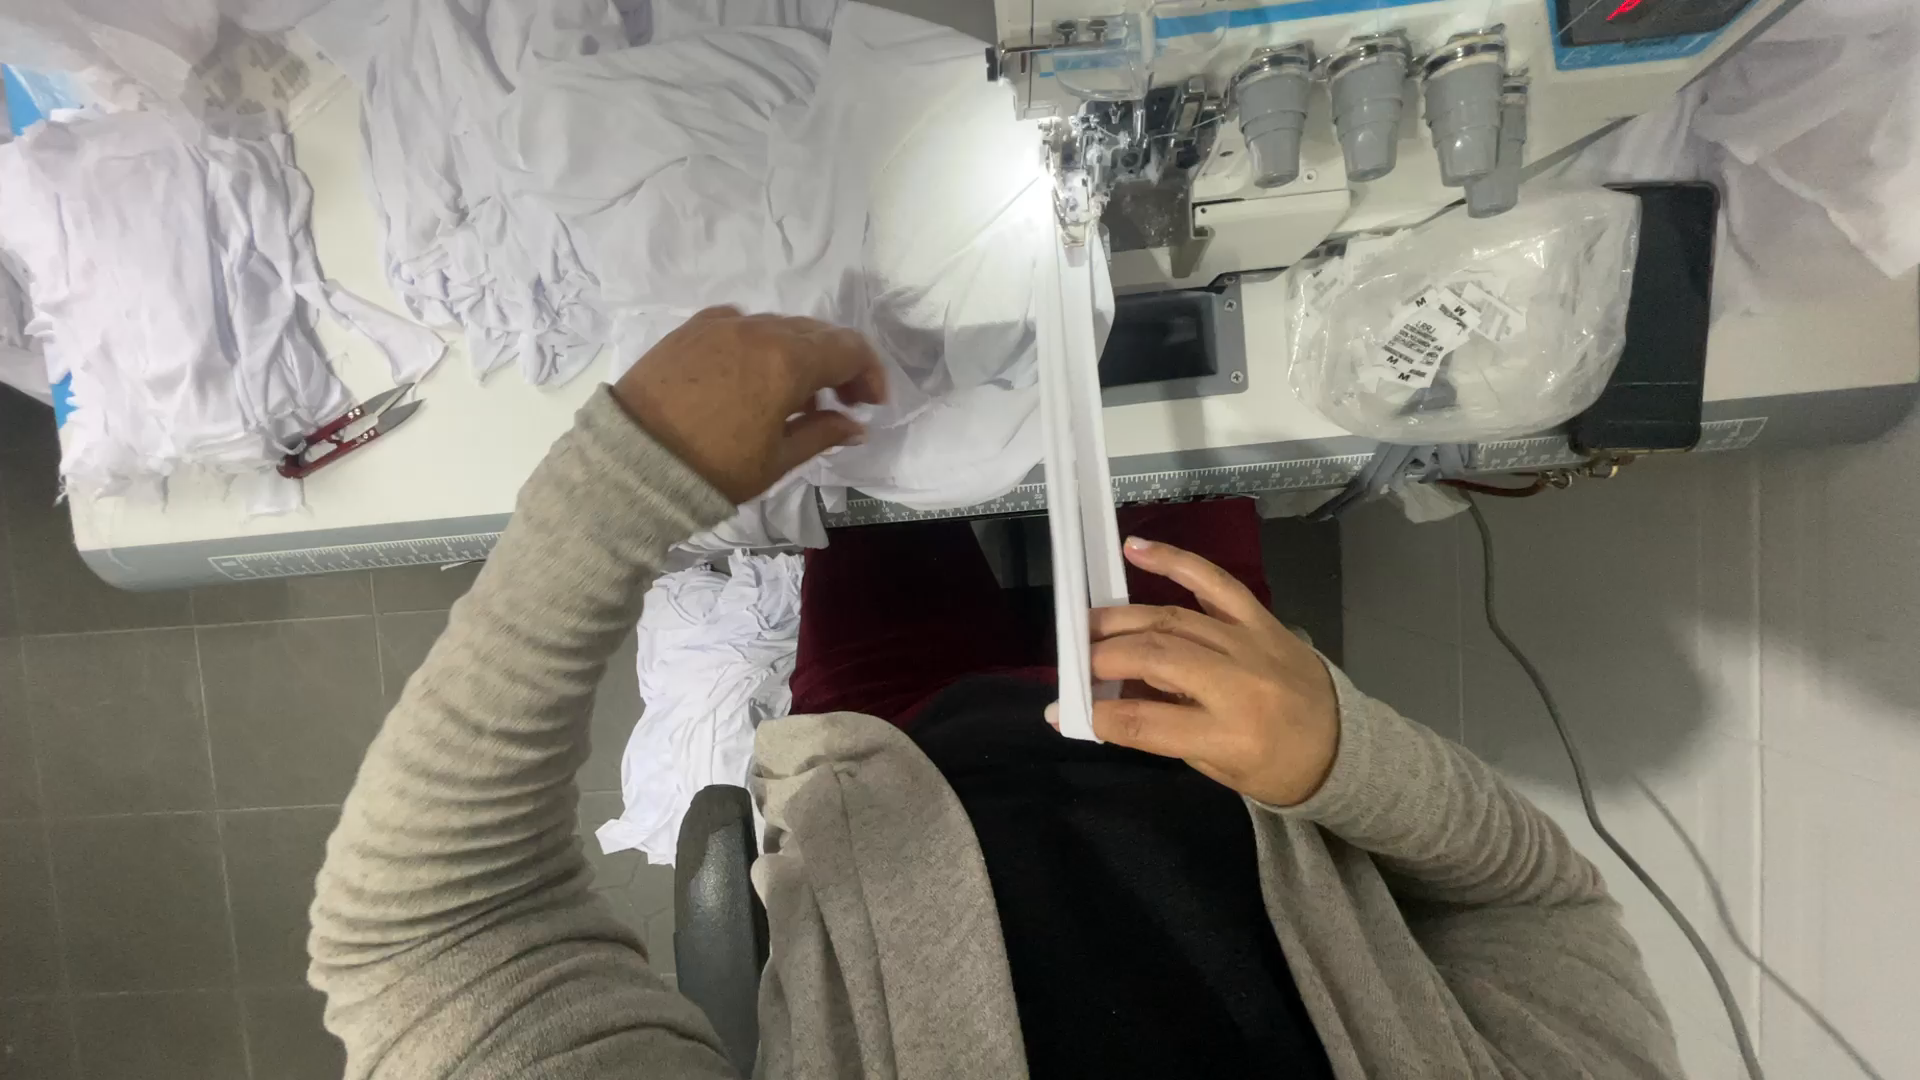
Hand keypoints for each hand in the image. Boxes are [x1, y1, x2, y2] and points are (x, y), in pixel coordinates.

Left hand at [612, 306, 887, 501]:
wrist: (631, 463)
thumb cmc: (714, 469)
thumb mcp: (777, 459)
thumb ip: (823, 433)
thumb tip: (856, 425)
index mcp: (787, 361)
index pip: (849, 349)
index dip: (870, 374)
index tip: (871, 405)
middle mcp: (759, 330)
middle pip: (818, 334)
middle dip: (840, 365)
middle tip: (843, 402)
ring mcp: (722, 325)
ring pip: (782, 327)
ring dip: (803, 355)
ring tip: (798, 397)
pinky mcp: (692, 328)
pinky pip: (744, 326)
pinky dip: (764, 345)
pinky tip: (756, 376)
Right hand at [1068, 536, 1340, 806]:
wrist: (1346, 747)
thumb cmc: (1276, 767)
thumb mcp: (1215, 767)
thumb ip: (1160, 730)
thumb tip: (1103, 699)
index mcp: (1229, 736)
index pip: (1144, 721)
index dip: (1094, 714)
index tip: (1059, 711)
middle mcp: (1238, 684)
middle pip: (1154, 657)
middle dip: (1101, 658)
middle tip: (1071, 662)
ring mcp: (1250, 642)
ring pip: (1171, 619)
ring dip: (1120, 619)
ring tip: (1085, 625)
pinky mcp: (1260, 617)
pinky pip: (1212, 580)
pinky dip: (1172, 559)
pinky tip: (1135, 547)